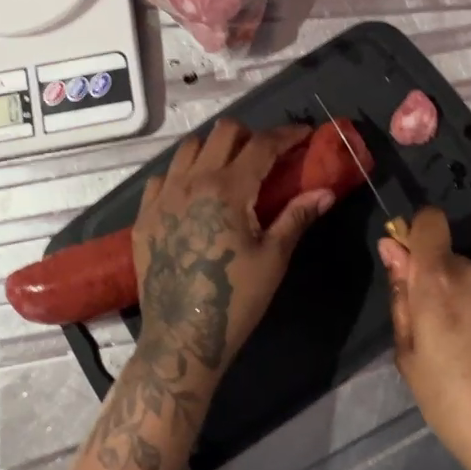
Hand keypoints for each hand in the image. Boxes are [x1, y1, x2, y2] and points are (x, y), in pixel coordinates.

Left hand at [132, 120, 336, 381]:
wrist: (182, 337)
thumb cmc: (236, 298)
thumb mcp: (273, 257)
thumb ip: (297, 216)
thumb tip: (326, 192)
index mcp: (227, 188)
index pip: (261, 144)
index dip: (286, 134)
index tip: (303, 133)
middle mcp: (191, 181)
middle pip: (222, 132)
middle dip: (250, 134)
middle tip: (267, 153)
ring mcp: (163, 196)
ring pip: (189, 147)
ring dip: (214, 148)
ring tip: (230, 167)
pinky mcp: (144, 214)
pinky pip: (163, 176)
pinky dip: (183, 173)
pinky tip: (195, 193)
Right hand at [379, 208, 470, 469]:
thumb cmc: (454, 405)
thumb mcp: (410, 358)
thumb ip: (401, 299)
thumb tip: (393, 250)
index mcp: (438, 281)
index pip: (429, 222)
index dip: (417, 234)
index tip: (411, 265)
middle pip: (450, 260)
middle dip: (439, 284)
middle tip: (437, 333)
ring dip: (468, 304)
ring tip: (470, 354)